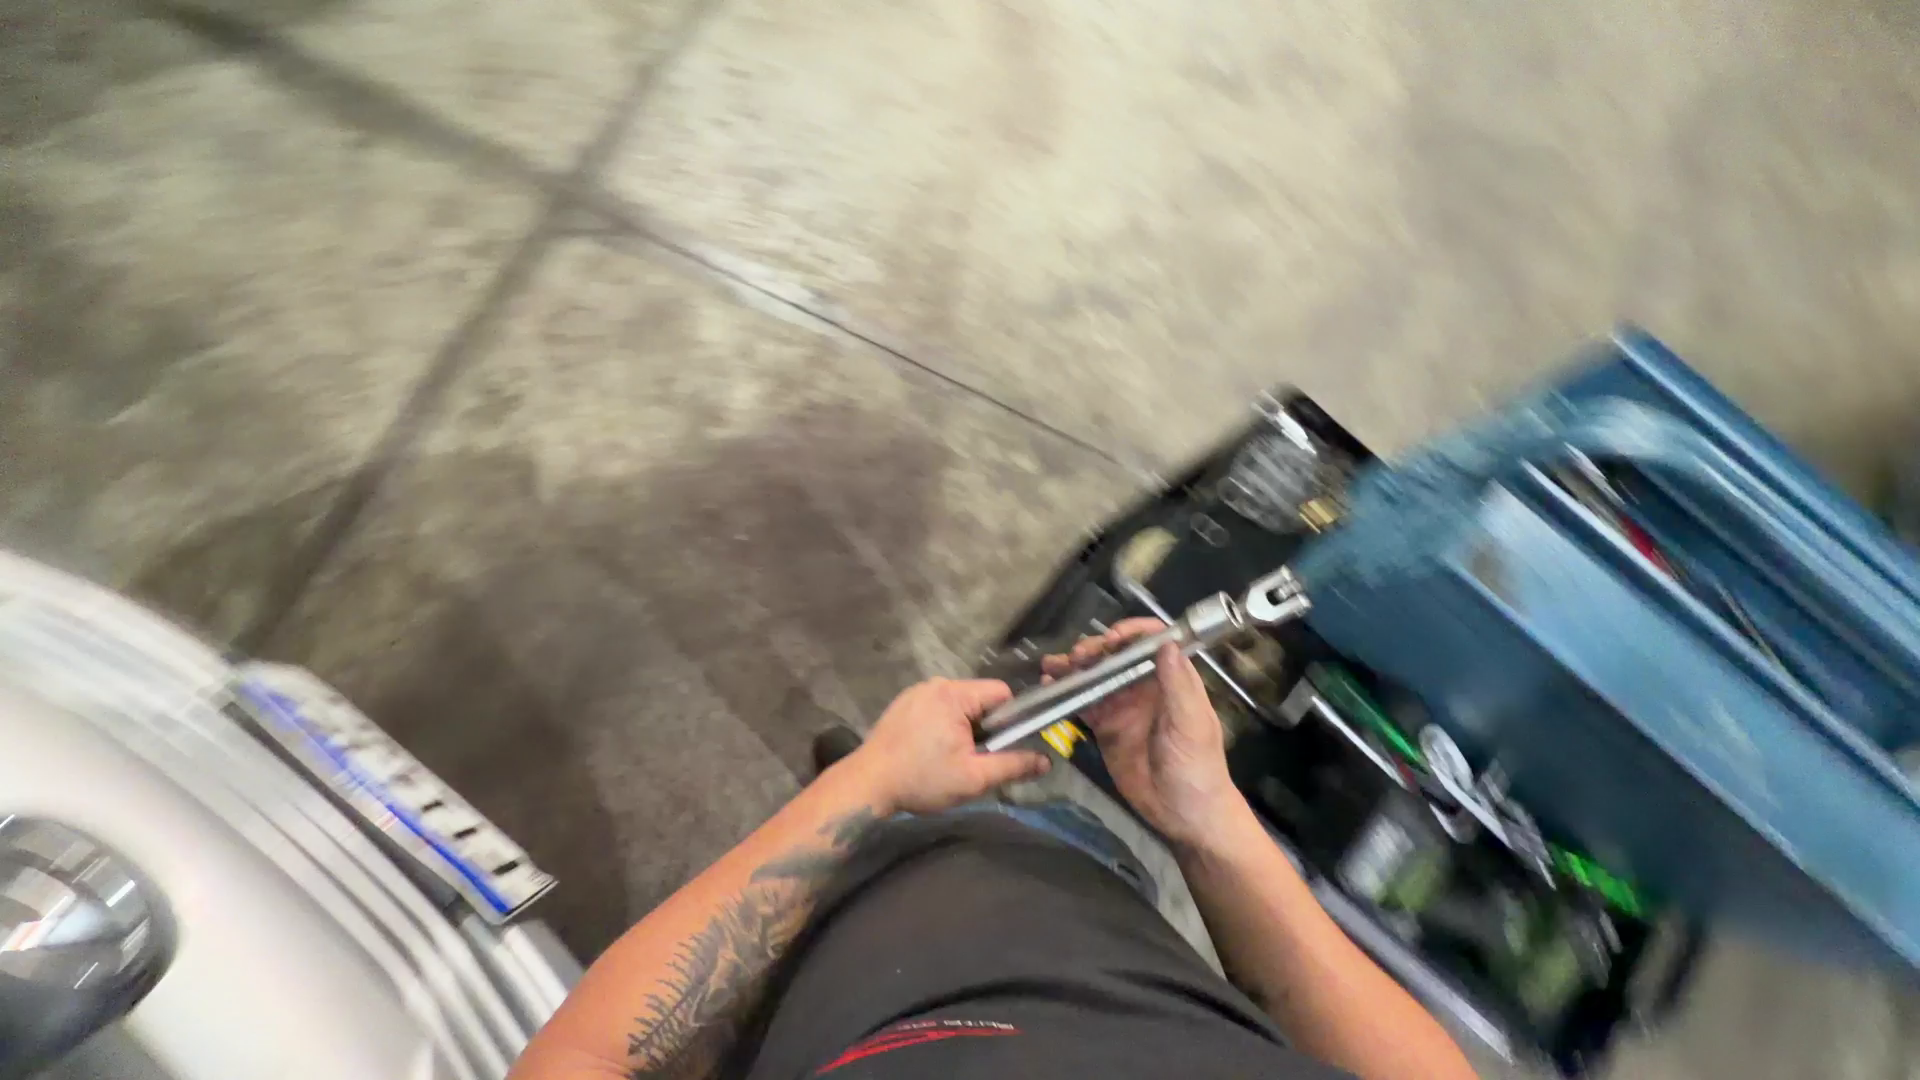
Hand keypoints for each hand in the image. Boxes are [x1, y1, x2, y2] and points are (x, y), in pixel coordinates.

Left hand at [842, 678, 1052, 814]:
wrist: (868, 785)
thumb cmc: (922, 779)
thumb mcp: (974, 778)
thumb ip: (1013, 765)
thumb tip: (1046, 761)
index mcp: (954, 694)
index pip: (1001, 693)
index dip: (1010, 719)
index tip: (1001, 746)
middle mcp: (935, 684)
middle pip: (980, 699)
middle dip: (985, 726)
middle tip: (975, 758)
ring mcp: (916, 692)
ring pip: (959, 705)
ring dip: (964, 727)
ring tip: (951, 758)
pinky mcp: (903, 704)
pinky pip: (937, 708)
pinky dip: (943, 726)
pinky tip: (932, 751)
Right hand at [1043, 619, 1245, 846]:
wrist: (1185, 815)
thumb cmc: (1197, 767)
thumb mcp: (1191, 725)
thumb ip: (1178, 685)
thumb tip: (1166, 644)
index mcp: (1172, 679)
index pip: (1152, 641)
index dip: (1131, 633)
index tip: (1111, 639)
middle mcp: (1145, 686)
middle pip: (1116, 654)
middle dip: (1095, 648)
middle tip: (1077, 657)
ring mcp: (1123, 705)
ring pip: (1096, 675)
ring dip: (1075, 666)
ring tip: (1054, 666)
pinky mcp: (1105, 727)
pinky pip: (1083, 702)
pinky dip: (1066, 692)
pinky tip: (1050, 685)